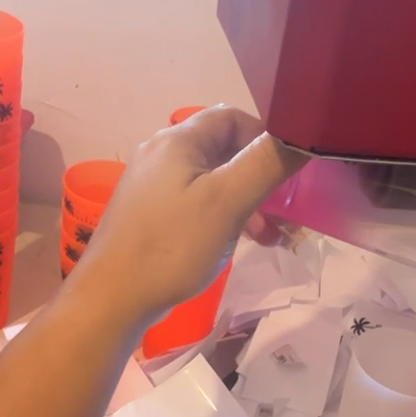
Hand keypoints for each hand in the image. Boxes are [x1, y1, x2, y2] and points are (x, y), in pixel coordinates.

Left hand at [68, 106, 303, 322]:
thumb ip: (266, 163)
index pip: (233, 117)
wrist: (112, 299)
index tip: (289, 172)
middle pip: (224, 150)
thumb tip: (303, 135)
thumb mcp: (227, 202)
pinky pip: (197, 204)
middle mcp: (161, 154)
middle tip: (285, 212)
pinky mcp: (150, 215)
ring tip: (270, 238)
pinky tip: (237, 244)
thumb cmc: (171, 246)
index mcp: (178, 141)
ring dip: (247, 203)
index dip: (266, 138)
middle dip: (260, 177)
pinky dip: (223, 218)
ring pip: (213, 181)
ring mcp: (153, 186)